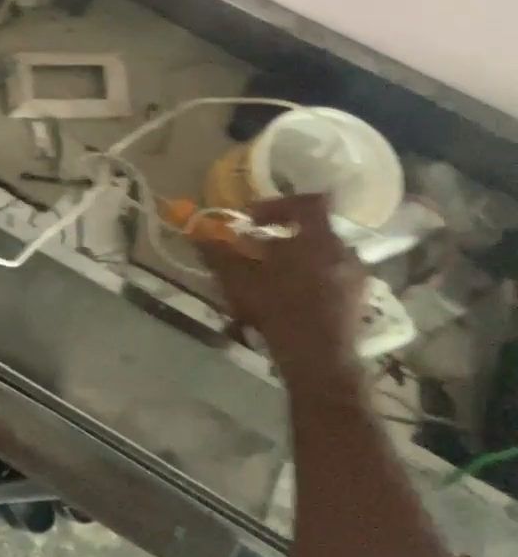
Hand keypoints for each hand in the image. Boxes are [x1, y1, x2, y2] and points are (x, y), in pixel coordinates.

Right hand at [199, 194, 366, 391]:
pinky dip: (308, 276)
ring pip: (321, 254)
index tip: (252, 220)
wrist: (318, 353)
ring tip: (268, 278)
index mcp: (317, 241)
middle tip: (254, 254)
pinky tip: (288, 297)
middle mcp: (344, 251)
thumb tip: (199, 234)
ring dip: (294, 259)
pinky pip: (331, 274)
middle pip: (312, 231)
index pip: (308, 203)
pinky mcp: (358, 295)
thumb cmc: (276, 308)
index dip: (278, 205)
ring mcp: (356, 274)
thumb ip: (219, 254)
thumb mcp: (237, 280)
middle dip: (280, 238)